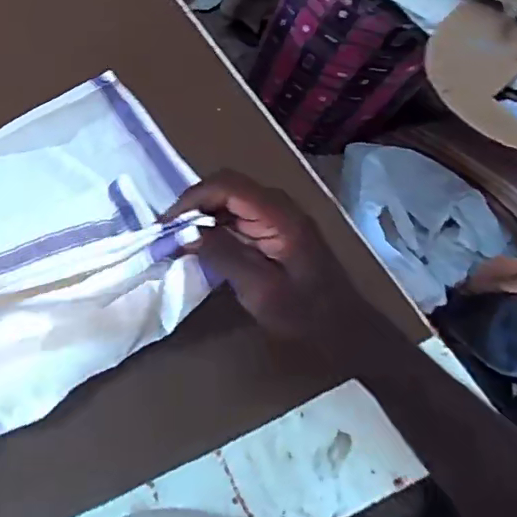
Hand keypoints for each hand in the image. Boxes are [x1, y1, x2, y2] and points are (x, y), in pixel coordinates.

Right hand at [165, 171, 403, 364]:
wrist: (348, 330)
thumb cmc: (306, 314)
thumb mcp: (260, 290)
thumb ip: (224, 255)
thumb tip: (188, 232)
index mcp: (278, 214)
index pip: (227, 185)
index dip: (193, 198)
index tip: (168, 223)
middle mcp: (278, 205)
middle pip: (227, 186)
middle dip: (194, 204)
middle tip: (168, 230)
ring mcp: (278, 215)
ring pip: (230, 198)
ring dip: (203, 213)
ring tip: (178, 237)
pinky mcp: (275, 228)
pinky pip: (239, 214)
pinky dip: (215, 224)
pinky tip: (200, 243)